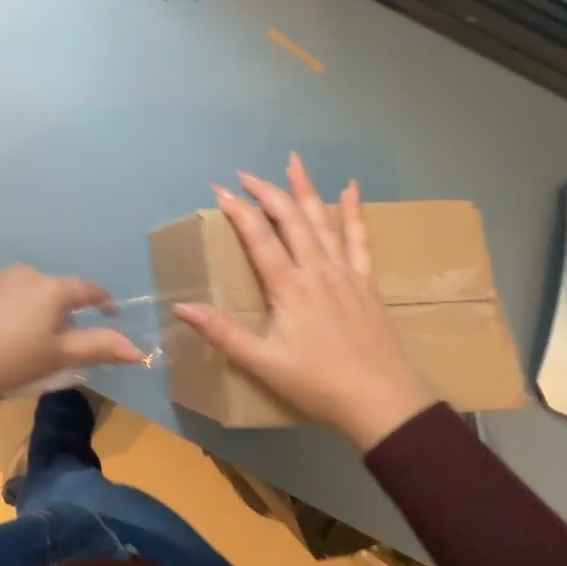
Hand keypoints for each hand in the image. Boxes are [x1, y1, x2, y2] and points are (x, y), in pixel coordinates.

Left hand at [0, 264, 145, 399]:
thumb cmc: (10, 360)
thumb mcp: (58, 359)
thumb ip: (99, 348)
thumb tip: (139, 350)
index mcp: (53, 289)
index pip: (88, 289)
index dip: (103, 302)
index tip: (110, 314)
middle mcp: (28, 274)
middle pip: (57, 291)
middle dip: (65, 311)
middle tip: (64, 341)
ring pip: (30, 292)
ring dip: (37, 310)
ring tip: (31, 339)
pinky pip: (5, 296)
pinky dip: (12, 310)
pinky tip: (2, 334)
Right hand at [173, 153, 436, 449]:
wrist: (384, 403)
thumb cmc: (319, 384)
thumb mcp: (264, 364)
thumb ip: (223, 333)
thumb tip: (182, 307)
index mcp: (290, 287)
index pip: (259, 237)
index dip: (238, 210)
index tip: (219, 190)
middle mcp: (317, 270)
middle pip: (290, 219)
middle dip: (266, 192)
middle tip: (245, 175)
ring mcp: (346, 273)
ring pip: (323, 220)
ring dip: (305, 189)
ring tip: (293, 162)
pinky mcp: (367, 282)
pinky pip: (360, 239)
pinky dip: (354, 212)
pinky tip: (351, 190)